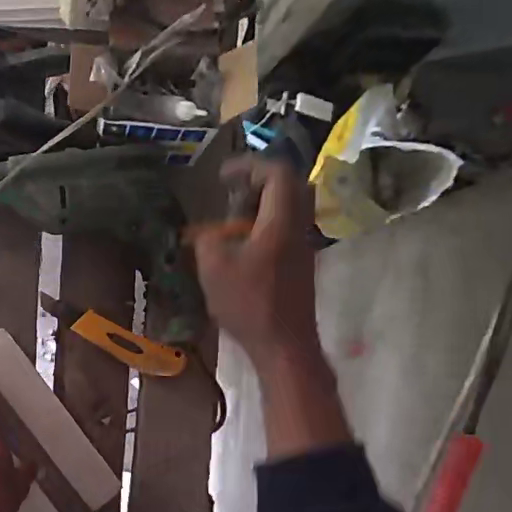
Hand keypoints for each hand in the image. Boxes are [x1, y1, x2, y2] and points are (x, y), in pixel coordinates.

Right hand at [191, 157, 322, 371]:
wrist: (284, 345)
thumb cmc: (249, 304)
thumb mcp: (214, 268)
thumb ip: (208, 240)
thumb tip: (211, 233)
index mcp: (281, 222)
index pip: (277, 174)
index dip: (249, 166)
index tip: (222, 175)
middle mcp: (299, 228)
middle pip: (291, 186)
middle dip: (260, 180)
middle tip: (233, 189)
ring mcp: (303, 248)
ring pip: (291, 208)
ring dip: (263, 203)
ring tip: (233, 217)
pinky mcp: (300, 265)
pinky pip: (287, 228)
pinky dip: (266, 223)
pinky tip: (243, 244)